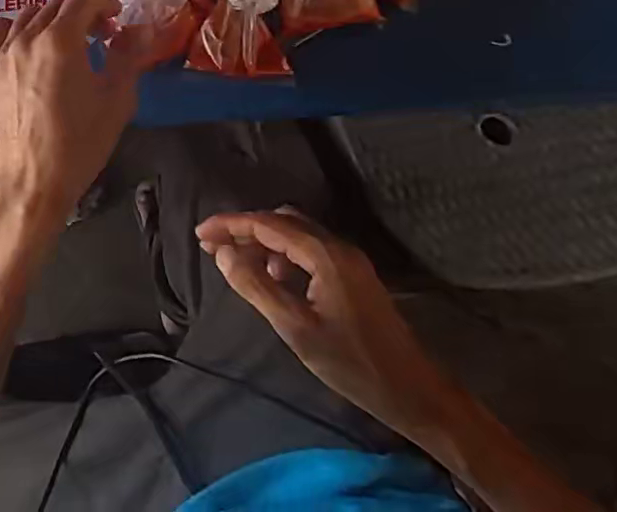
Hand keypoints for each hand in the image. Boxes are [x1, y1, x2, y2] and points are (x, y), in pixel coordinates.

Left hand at [0, 0, 152, 218]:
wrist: (35, 176)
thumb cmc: (80, 142)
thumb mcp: (116, 99)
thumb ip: (128, 56)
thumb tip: (139, 28)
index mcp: (60, 41)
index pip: (83, 0)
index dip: (105, 2)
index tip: (116, 18)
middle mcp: (28, 38)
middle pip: (56, 5)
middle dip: (82, 13)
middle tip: (99, 35)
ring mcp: (3, 51)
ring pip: (28, 13)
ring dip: (51, 18)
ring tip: (66, 40)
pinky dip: (17, 27)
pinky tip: (30, 44)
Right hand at [197, 208, 456, 435]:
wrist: (417, 395)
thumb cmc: (353, 363)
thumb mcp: (295, 327)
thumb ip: (255, 285)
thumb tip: (221, 252)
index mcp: (324, 254)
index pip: (266, 224)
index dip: (229, 225)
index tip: (199, 235)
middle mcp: (337, 247)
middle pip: (281, 221)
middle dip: (244, 229)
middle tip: (214, 247)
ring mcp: (348, 260)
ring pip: (295, 233)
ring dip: (262, 240)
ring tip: (238, 263)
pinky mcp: (352, 275)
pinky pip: (308, 248)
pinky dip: (282, 253)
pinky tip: (273, 276)